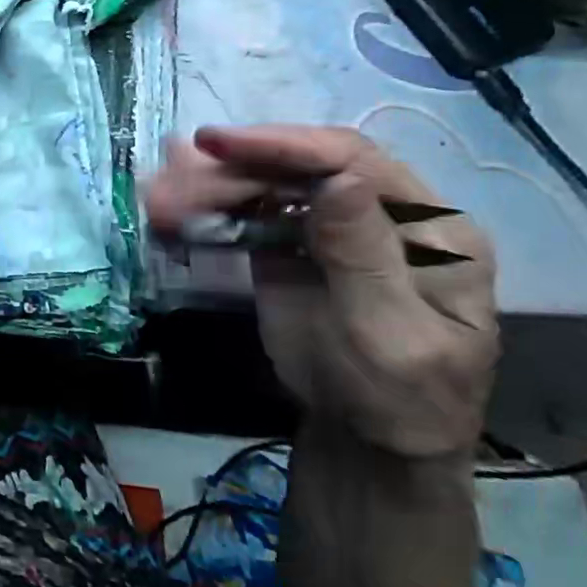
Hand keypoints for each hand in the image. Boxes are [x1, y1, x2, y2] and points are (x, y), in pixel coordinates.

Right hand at [141, 125, 499, 458]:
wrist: (367, 441)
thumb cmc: (397, 396)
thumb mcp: (389, 335)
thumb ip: (363, 258)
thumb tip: (339, 179)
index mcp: (429, 227)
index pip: (353, 161)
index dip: (284, 145)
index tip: (215, 145)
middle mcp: (377, 213)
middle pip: (297, 170)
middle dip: (229, 174)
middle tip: (165, 187)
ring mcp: (329, 227)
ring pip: (264, 188)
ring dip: (206, 189)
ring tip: (157, 200)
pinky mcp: (288, 245)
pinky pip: (245, 215)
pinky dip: (206, 211)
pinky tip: (173, 213)